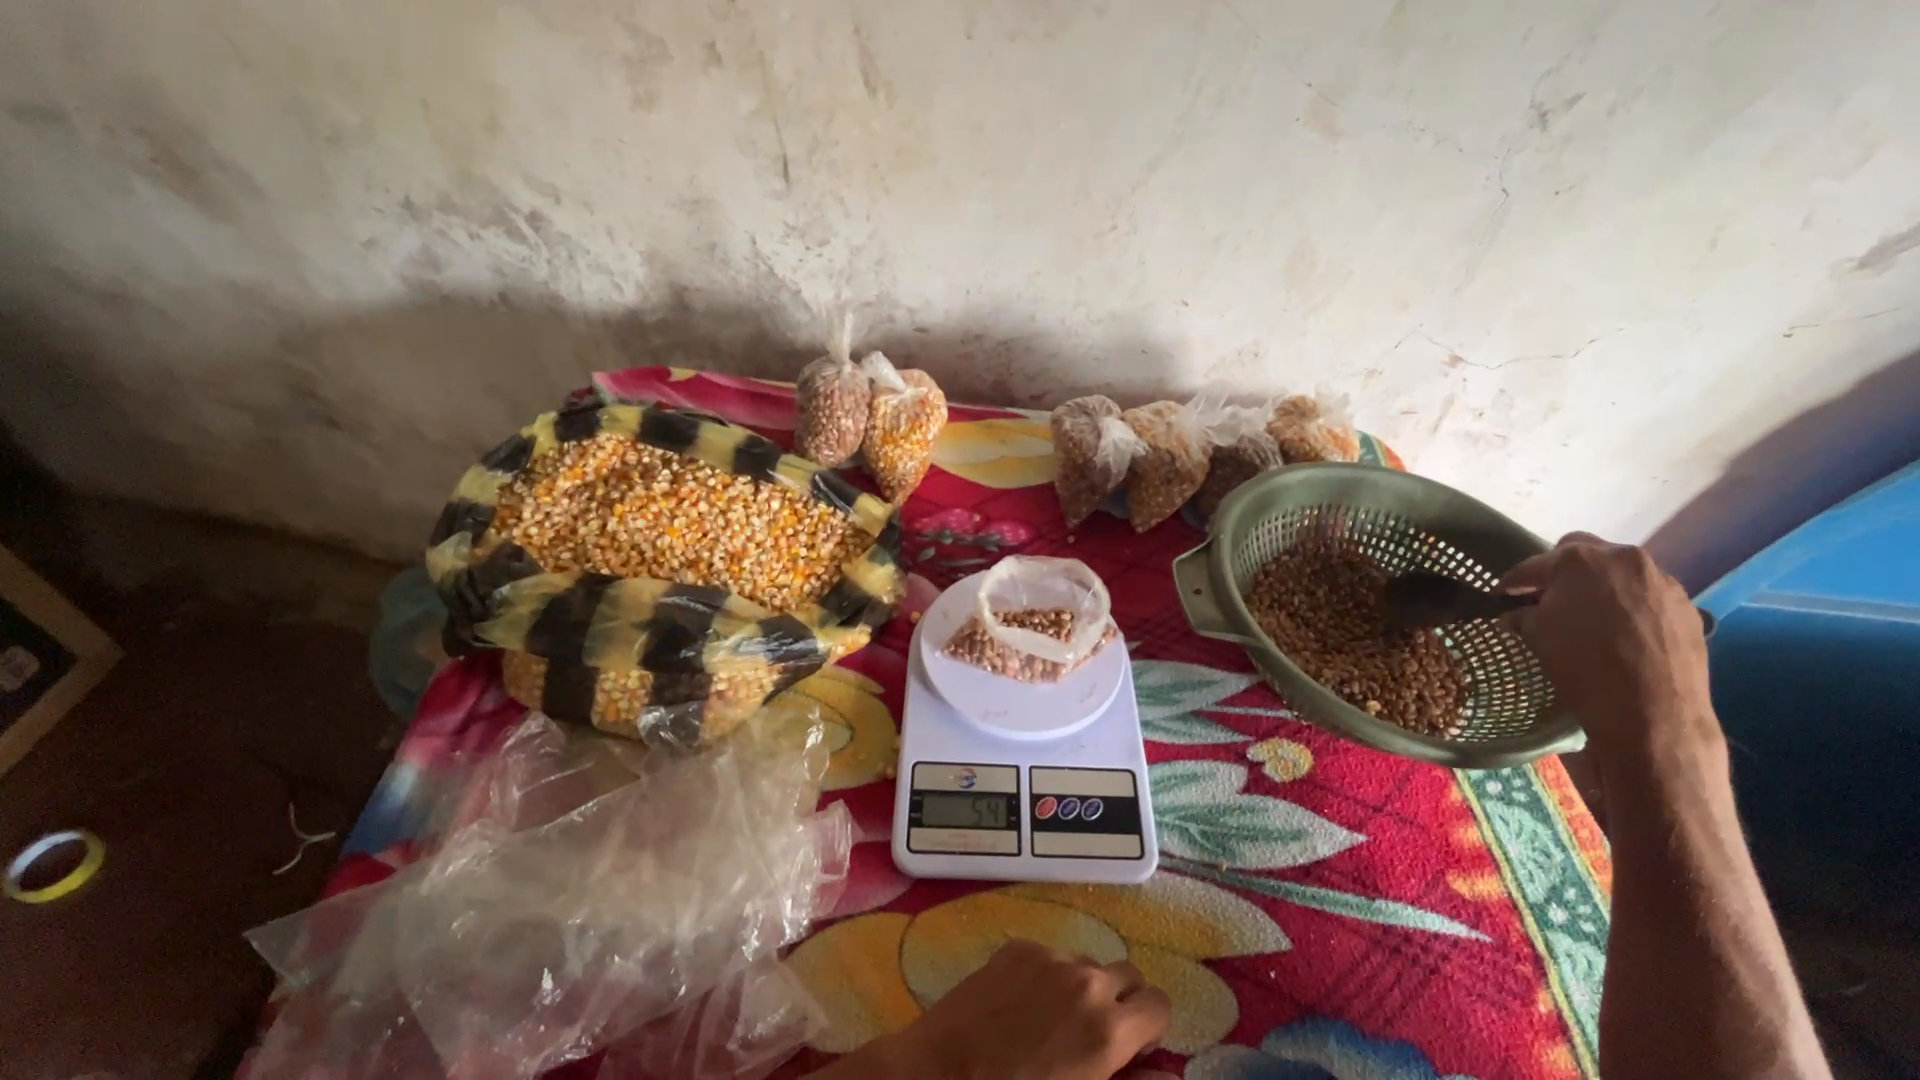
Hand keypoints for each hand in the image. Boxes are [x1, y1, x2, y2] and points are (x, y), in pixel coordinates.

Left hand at [817, 939, 1171, 1079]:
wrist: (938, 1076)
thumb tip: (1168, 1076)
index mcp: (1109, 1029)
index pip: (1160, 1005)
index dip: (1150, 1028)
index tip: (1131, 1047)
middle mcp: (1086, 981)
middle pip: (1129, 975)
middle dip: (1123, 1001)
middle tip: (1096, 1032)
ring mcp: (1049, 958)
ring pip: (1088, 962)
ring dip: (1084, 986)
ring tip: (1052, 1018)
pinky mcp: (1017, 948)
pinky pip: (1051, 955)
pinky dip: (1048, 974)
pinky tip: (1022, 1004)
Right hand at [1499, 533, 1720, 768]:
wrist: (1653, 710)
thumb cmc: (1583, 665)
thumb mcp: (1537, 637)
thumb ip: (1524, 615)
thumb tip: (1520, 613)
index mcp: (1578, 560)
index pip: (1532, 566)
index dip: (1513, 582)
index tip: (1502, 596)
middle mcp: (1623, 558)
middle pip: (1582, 552)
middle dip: (1562, 571)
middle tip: (1548, 598)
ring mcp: (1661, 580)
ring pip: (1619, 572)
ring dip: (1600, 586)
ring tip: (1590, 616)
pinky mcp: (1686, 604)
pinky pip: (1647, 594)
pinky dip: (1629, 604)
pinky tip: (1621, 632)